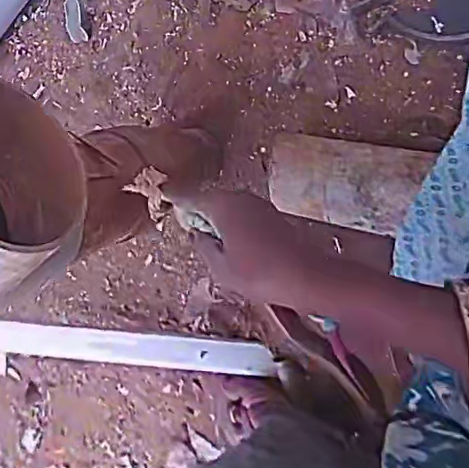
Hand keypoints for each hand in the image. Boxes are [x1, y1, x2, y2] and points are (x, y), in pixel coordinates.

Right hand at [170, 188, 333, 310]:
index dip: (176, 197)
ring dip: (216, 216)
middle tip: (186, 223)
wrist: (304, 275)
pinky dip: (231, 220)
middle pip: (211, 198)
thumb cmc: (260, 274)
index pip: (192, 197)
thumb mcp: (221, 268)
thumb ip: (203, 246)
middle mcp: (240, 197)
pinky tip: (232, 240)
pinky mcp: (269, 213)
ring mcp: (257, 203)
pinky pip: (241, 211)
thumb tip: (197, 234)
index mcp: (223, 206)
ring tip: (209, 237)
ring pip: (228, 204)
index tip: (163, 192)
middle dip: (198, 209)